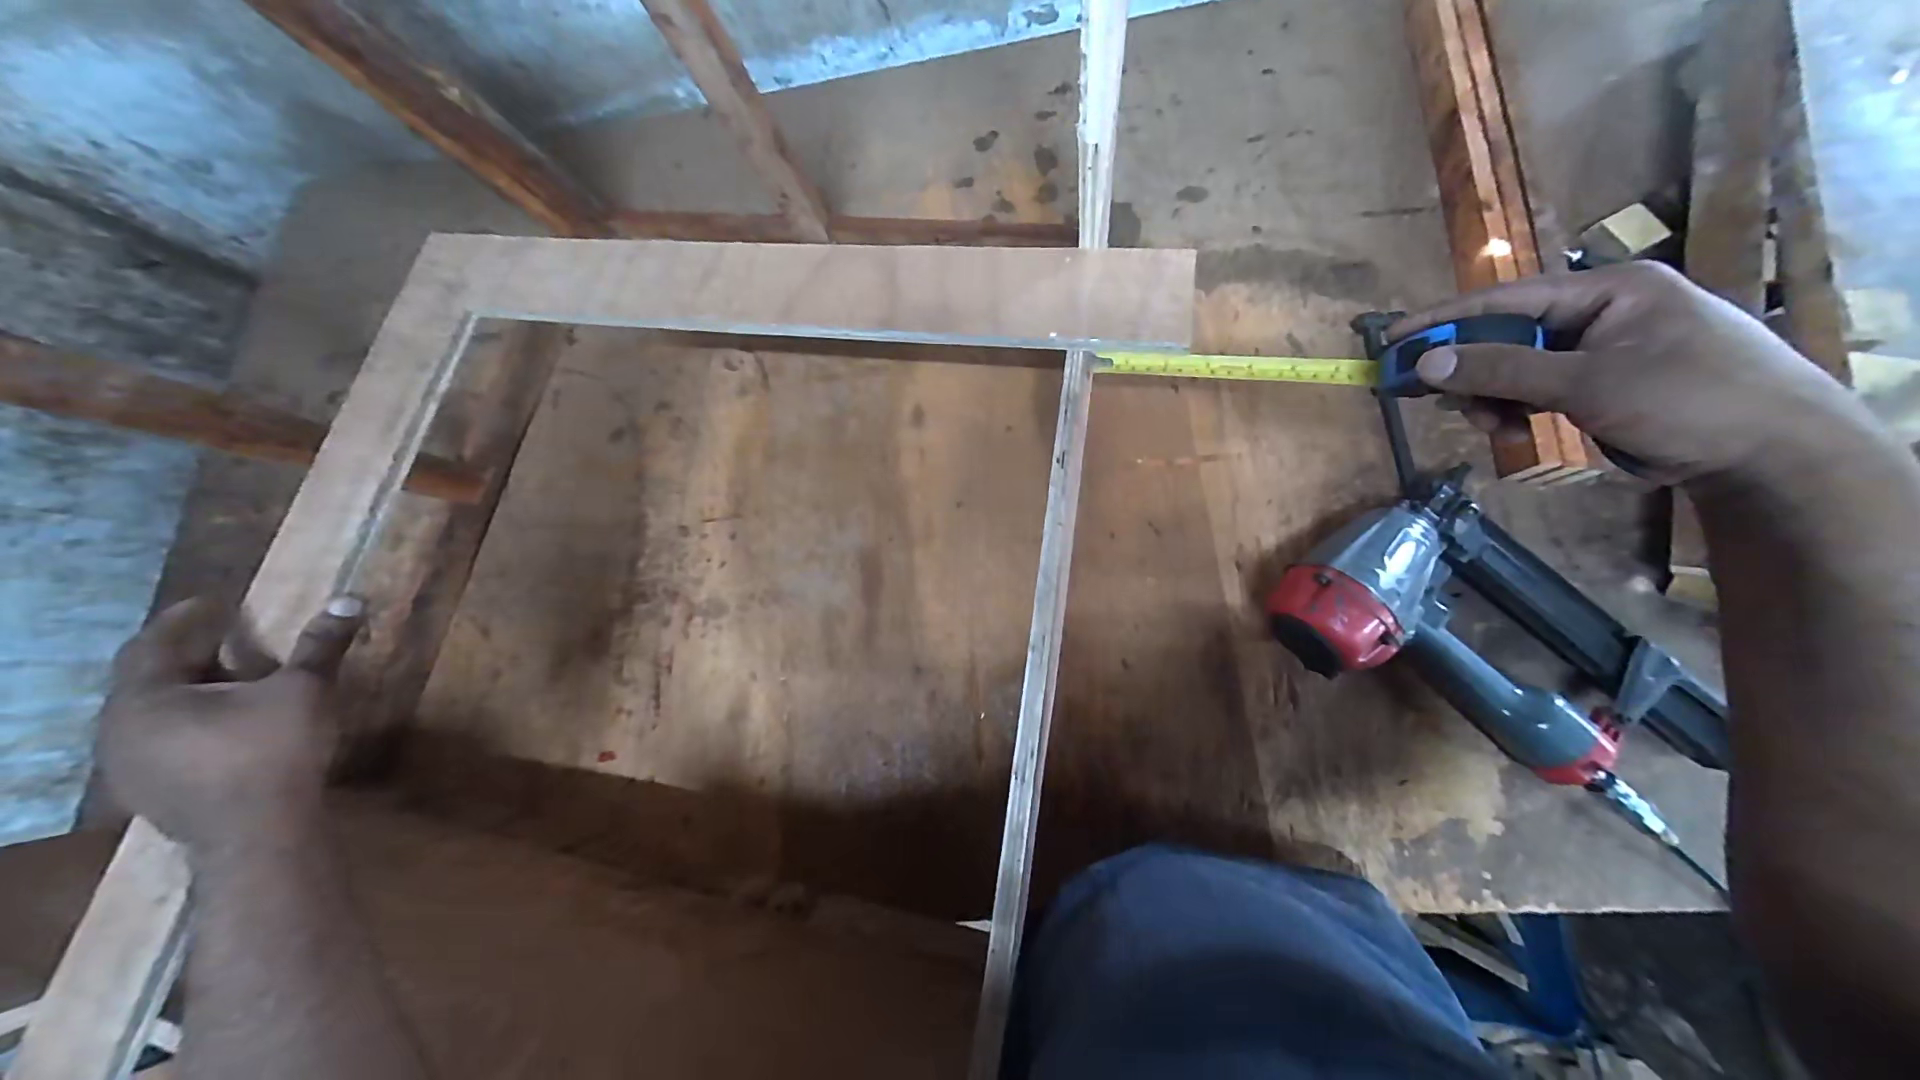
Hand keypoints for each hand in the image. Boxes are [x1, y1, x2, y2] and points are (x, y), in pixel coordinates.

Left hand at [96, 596, 364, 858]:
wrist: (258, 831)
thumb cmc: (273, 748)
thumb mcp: (304, 689)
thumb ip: (321, 646)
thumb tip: (349, 600)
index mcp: (146, 698)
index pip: (157, 642)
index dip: (187, 617)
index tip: (215, 600)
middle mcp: (121, 728)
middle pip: (151, 677)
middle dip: (190, 653)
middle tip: (226, 634)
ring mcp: (130, 765)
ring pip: (157, 712)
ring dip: (193, 688)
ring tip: (232, 677)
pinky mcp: (152, 790)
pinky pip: (166, 739)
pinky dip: (195, 719)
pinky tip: (228, 722)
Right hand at [1391, 261, 1871, 485]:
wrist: (1772, 453)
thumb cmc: (1690, 398)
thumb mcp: (1587, 382)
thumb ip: (1502, 369)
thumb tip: (1424, 363)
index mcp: (1607, 291)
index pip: (1505, 300)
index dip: (1443, 320)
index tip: (1392, 338)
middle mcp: (1599, 313)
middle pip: (1504, 335)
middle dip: (1469, 369)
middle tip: (1429, 396)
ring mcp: (1599, 349)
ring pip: (1514, 368)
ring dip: (1491, 398)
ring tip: (1492, 426)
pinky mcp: (1596, 384)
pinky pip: (1533, 390)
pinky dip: (1514, 411)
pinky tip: (1516, 432)